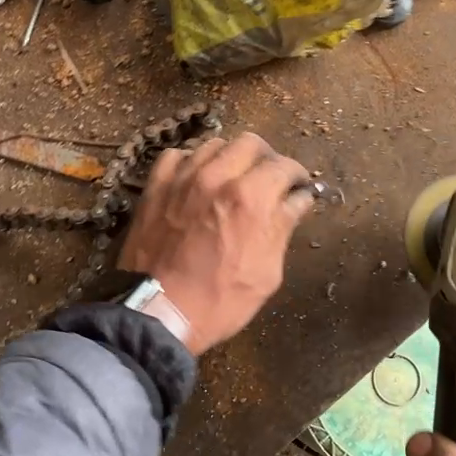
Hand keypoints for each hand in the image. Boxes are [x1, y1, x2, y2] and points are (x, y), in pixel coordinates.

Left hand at [117, 133, 313, 355]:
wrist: (158, 312)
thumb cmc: (220, 301)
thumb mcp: (266, 272)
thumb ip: (283, 227)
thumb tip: (299, 199)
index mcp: (250, 197)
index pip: (284, 166)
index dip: (297, 175)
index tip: (297, 187)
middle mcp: (217, 176)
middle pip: (250, 143)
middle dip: (266, 158)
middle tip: (268, 178)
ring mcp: (182, 177)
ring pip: (214, 144)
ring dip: (230, 157)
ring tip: (232, 178)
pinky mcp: (155, 186)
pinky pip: (177, 156)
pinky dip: (192, 162)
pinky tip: (196, 179)